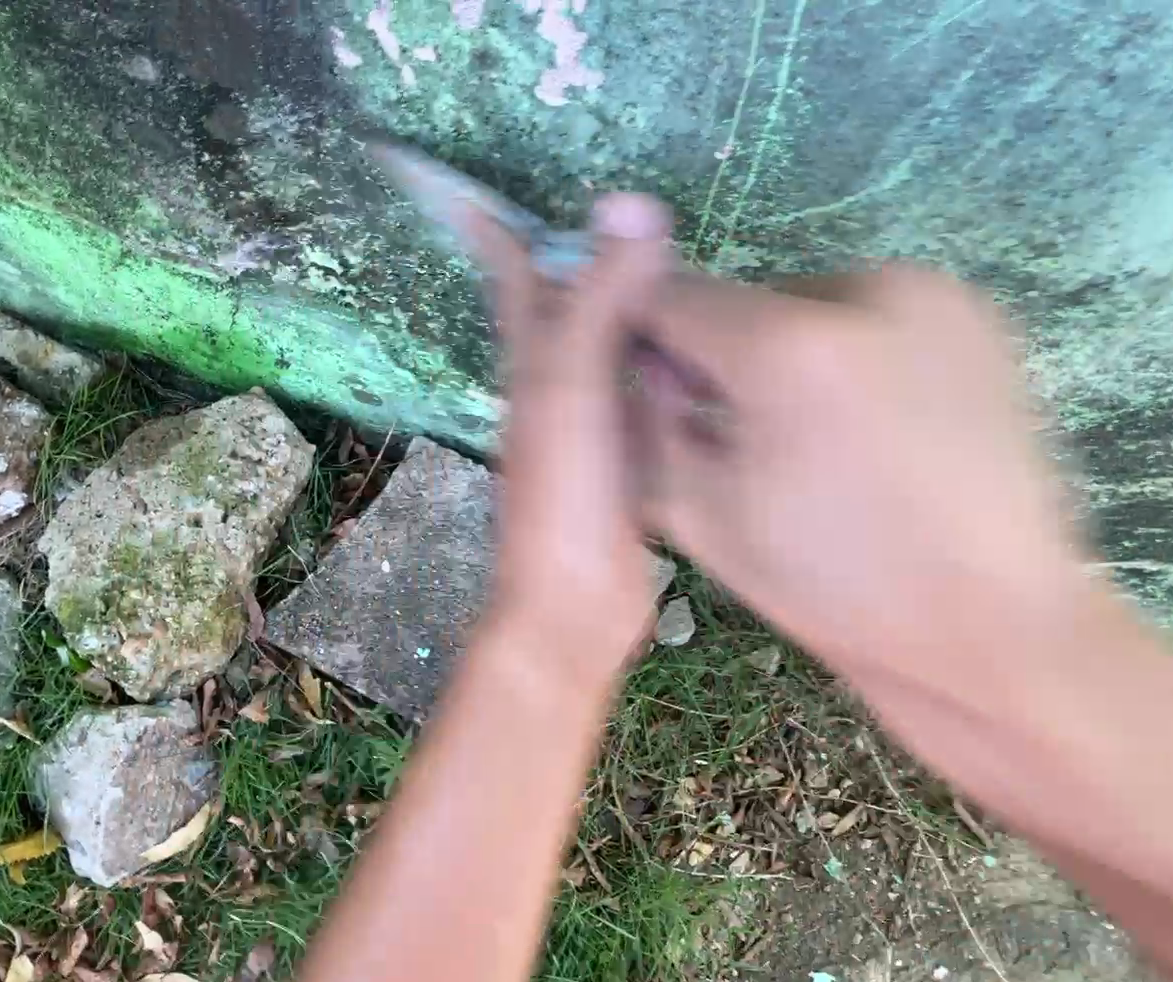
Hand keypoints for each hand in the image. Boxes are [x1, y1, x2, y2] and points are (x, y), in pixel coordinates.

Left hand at [467, 194, 675, 680]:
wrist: (573, 605)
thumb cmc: (563, 499)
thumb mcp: (574, 391)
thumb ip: (598, 306)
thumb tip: (630, 209)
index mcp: (535, 366)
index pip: (513, 280)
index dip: (495, 230)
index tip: (480, 186)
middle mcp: (557, 390)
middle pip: (563, 310)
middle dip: (577, 260)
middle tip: (615, 212)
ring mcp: (592, 430)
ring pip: (608, 353)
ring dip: (625, 311)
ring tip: (665, 268)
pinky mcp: (628, 464)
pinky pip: (644, 398)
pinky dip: (662, 367)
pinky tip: (692, 357)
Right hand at [633, 265, 1094, 757]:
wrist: (994, 628)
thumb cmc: (832, 587)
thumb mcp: (700, 517)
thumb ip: (647, 426)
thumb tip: (638, 368)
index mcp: (788, 350)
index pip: (671, 296)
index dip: (640, 335)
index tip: (638, 382)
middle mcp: (870, 292)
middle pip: (742, 301)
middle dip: (715, 355)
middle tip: (725, 432)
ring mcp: (938, 297)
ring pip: (805, 307)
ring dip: (777, 356)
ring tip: (801, 438)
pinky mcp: (980, 319)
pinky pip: (868, 319)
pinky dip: (838, 357)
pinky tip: (857, 429)